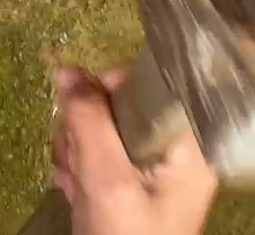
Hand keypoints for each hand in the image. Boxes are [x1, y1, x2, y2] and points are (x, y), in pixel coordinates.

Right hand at [52, 66, 217, 234]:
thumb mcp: (105, 179)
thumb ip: (88, 119)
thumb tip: (67, 69)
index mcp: (187, 145)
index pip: (147, 83)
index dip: (108, 88)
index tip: (86, 113)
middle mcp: (174, 150)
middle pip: (118, 102)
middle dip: (85, 125)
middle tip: (78, 160)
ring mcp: (153, 167)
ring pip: (102, 124)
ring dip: (76, 146)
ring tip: (75, 179)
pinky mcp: (133, 181)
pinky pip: (98, 148)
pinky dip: (78, 162)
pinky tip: (74, 186)